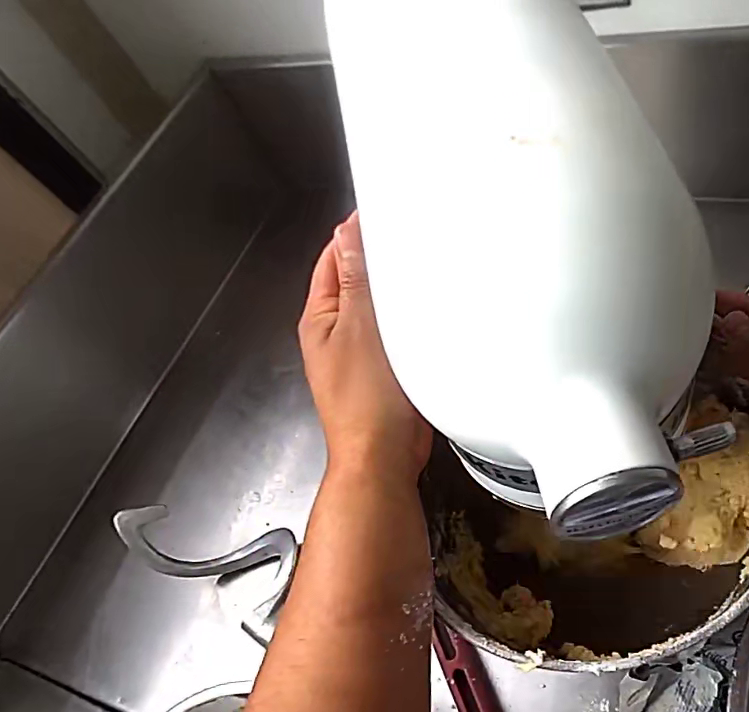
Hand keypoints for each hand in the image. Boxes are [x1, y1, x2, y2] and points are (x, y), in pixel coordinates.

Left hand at [299, 212, 433, 480]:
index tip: (384, 217)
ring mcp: (364, 353)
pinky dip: (413, 325)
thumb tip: (346, 234)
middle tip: (412, 248)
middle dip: (384, 266)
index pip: (335, 260)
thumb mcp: (359, 329)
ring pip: (384, 310)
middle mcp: (338, 334)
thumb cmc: (363, 405)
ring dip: (401, 297)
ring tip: (422, 279)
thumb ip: (356, 280)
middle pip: (361, 283)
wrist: (383, 457)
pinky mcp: (388, 371)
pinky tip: (428, 317)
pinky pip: (401, 335)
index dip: (357, 236)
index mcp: (320, 319)